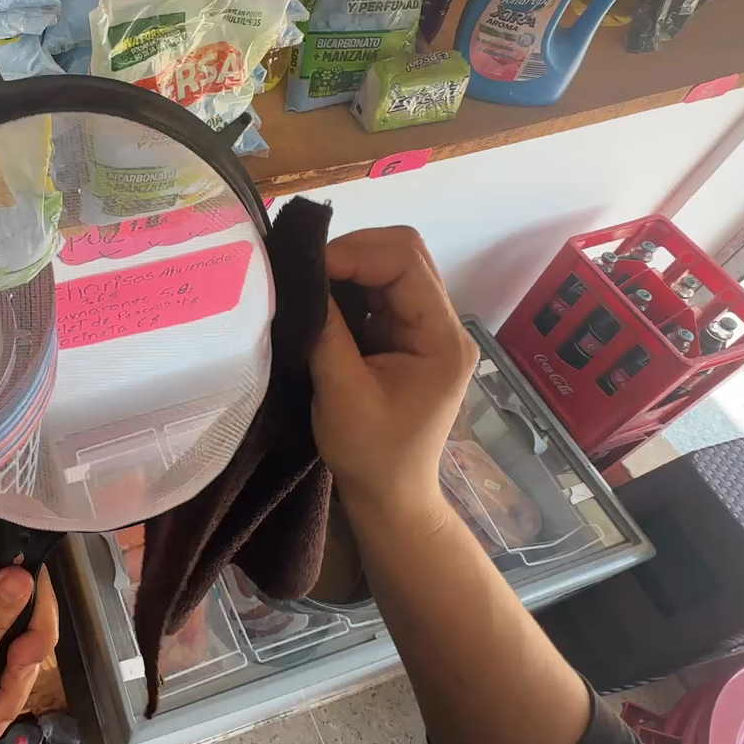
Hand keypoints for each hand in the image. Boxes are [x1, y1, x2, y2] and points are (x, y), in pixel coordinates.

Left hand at [0, 508, 58, 743]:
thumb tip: (24, 572)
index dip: (12, 512)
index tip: (49, 533)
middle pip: (19, 571)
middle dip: (32, 624)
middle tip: (22, 666)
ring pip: (24, 610)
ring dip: (24, 661)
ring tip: (0, 705)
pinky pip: (15, 635)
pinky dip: (15, 674)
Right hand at [309, 227, 477, 522]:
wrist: (390, 493)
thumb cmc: (371, 453)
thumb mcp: (342, 395)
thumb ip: (326, 332)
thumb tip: (302, 280)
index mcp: (441, 338)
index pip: (405, 262)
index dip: (353, 253)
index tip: (305, 270)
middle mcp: (441, 323)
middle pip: (403, 251)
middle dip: (350, 251)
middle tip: (304, 273)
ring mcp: (423, 325)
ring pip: (388, 263)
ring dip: (345, 266)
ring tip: (307, 285)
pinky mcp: (402, 331)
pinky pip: (376, 286)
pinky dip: (344, 283)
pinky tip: (320, 300)